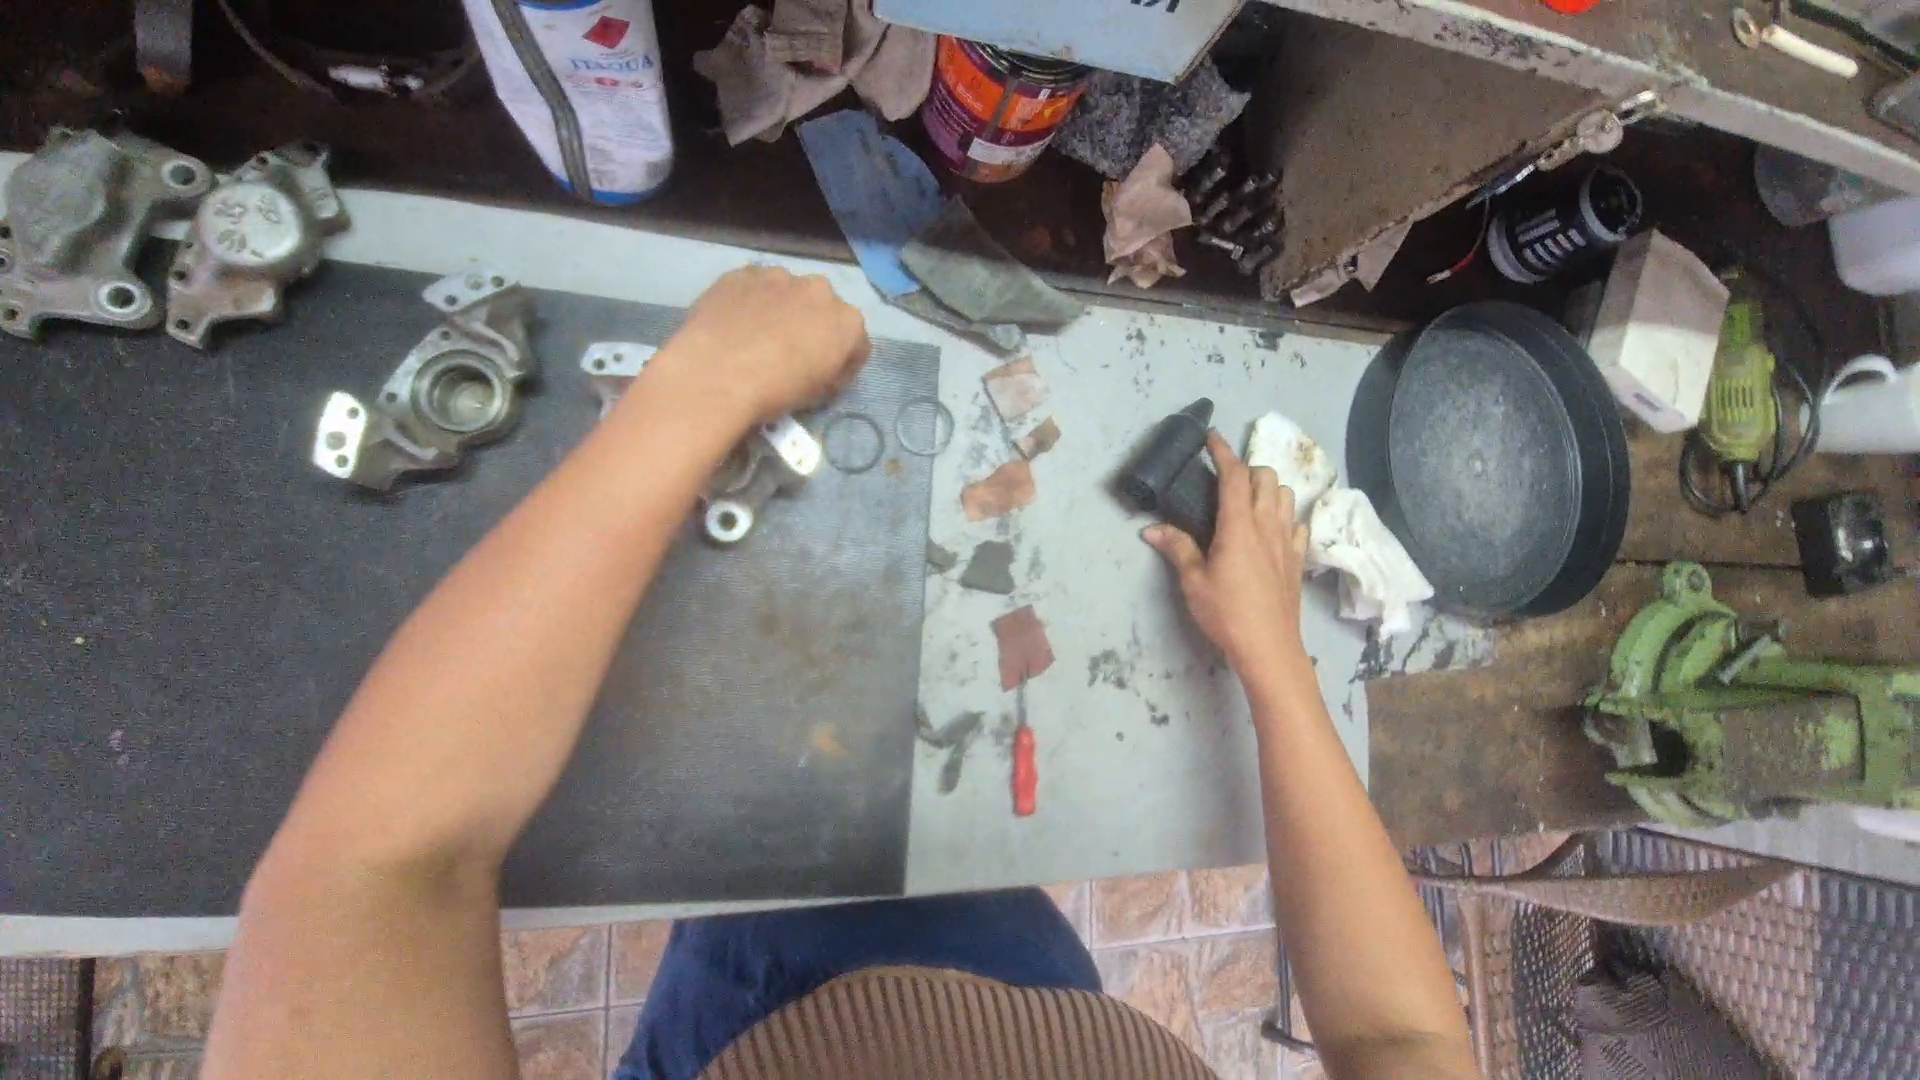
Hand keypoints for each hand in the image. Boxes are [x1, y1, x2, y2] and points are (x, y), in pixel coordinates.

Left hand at [648, 266, 870, 423]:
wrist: (716, 373)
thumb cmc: (776, 391)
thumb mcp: (817, 395)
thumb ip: (830, 373)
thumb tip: (821, 369)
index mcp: (847, 322)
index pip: (857, 345)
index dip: (844, 365)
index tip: (827, 380)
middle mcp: (819, 290)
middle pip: (823, 311)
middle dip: (814, 328)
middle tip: (793, 355)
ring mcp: (778, 277)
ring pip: (788, 294)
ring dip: (782, 311)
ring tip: (760, 337)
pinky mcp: (741, 274)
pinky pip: (754, 288)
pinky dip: (751, 303)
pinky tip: (736, 326)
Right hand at [1143, 433, 1310, 674]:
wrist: (1269, 648)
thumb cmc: (1226, 613)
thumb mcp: (1193, 581)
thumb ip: (1176, 548)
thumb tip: (1150, 528)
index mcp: (1239, 525)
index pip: (1234, 476)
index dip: (1222, 451)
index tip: (1211, 436)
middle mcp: (1268, 525)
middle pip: (1266, 478)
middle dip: (1246, 469)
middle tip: (1225, 479)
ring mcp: (1288, 542)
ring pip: (1286, 496)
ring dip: (1268, 489)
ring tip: (1248, 499)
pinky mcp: (1298, 560)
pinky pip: (1297, 524)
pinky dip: (1285, 516)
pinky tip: (1272, 529)